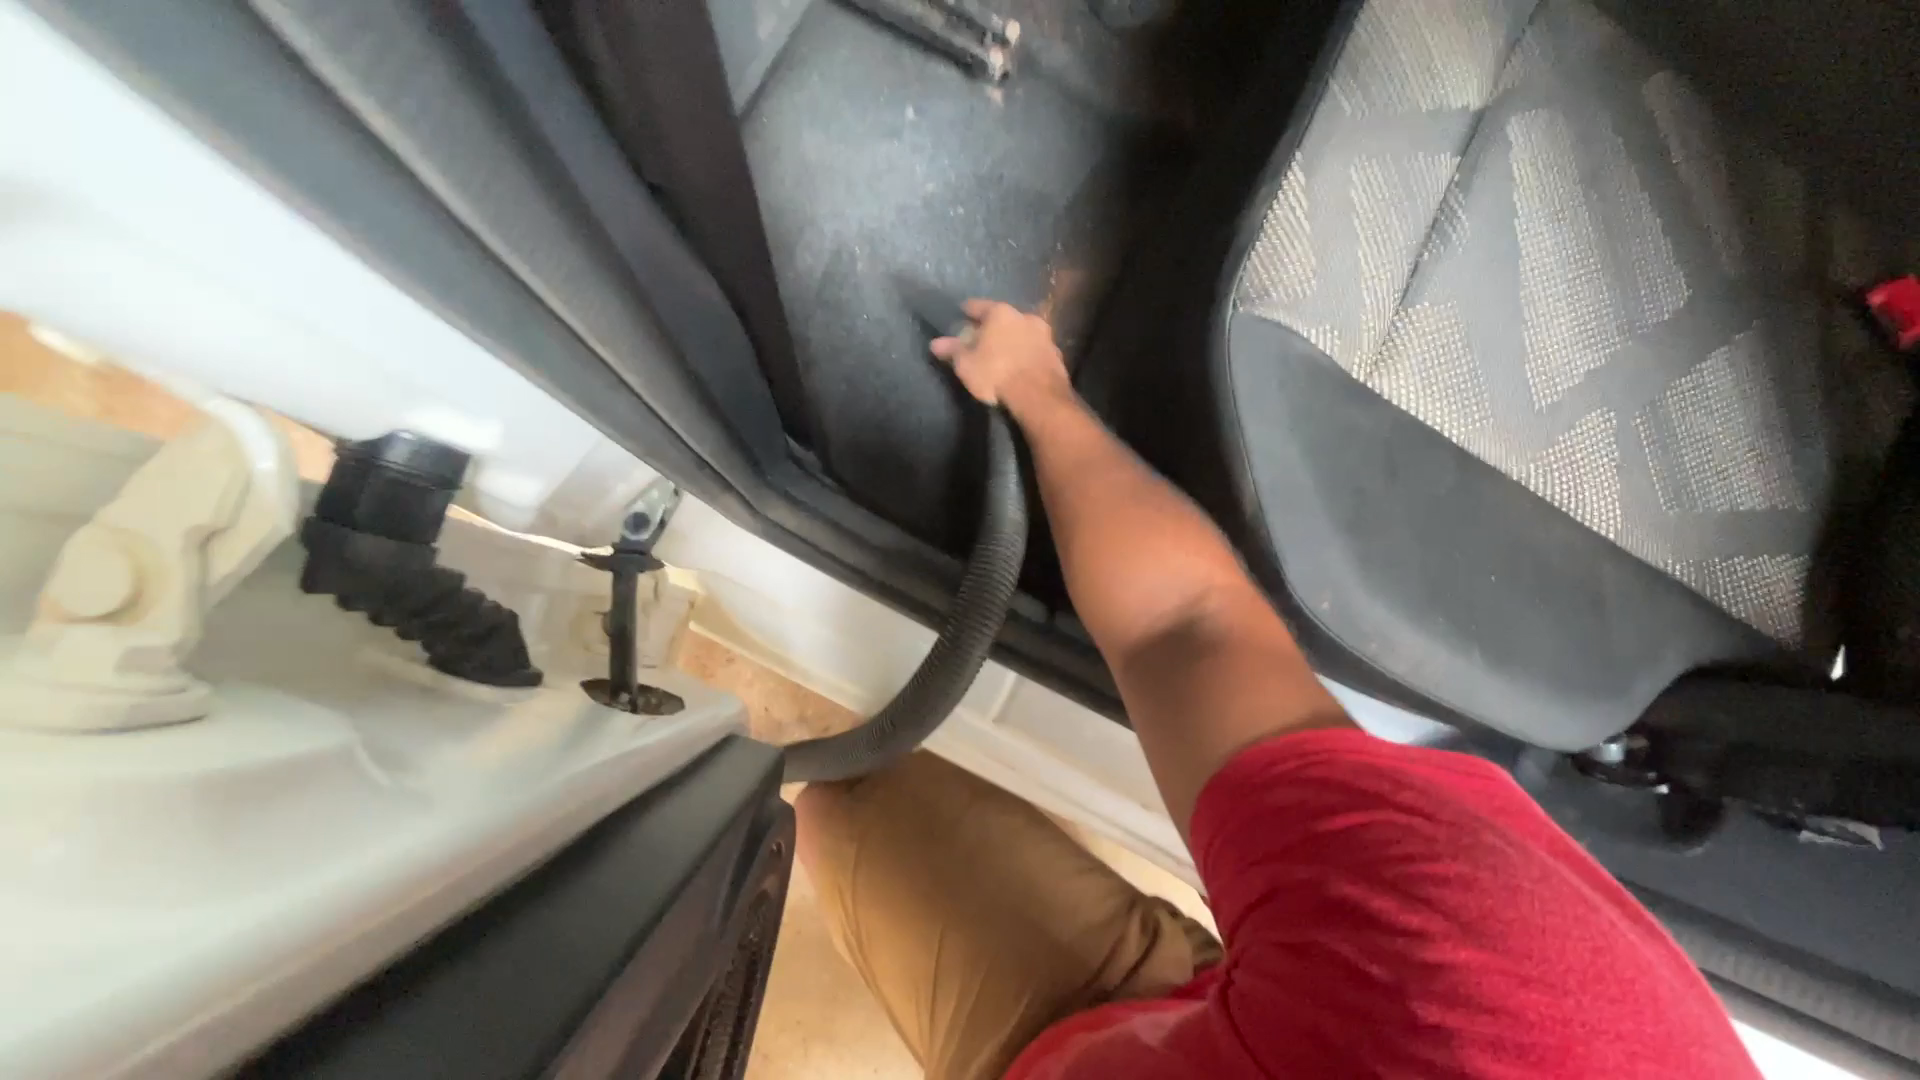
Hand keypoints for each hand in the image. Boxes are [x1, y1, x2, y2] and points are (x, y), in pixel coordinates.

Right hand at [931, 299, 1071, 413]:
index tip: (961, 313)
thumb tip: (935, 343)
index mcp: (1000, 313)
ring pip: (1023, 333)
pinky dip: (1027, 355)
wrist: (1038, 396)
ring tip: (1003, 354)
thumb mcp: (966, 364)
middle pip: (1003, 319)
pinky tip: (1021, 367)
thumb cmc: (996, 373)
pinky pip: (1035, 351)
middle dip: (993, 327)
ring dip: (1013, 340)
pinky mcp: (1056, 355)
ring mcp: (1044, 335)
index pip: (978, 306)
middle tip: (982, 338)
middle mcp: (1025, 317)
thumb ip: (952, 351)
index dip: (967, 311)